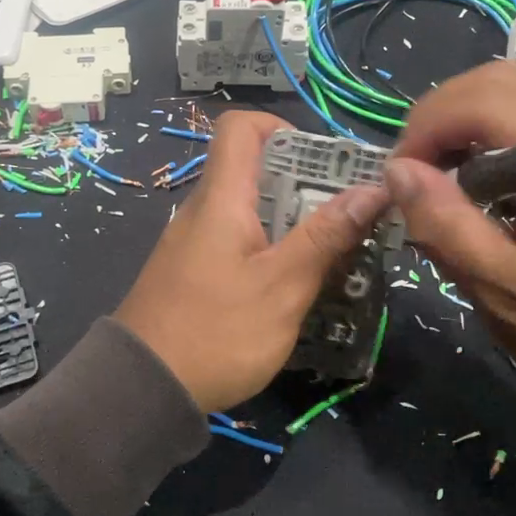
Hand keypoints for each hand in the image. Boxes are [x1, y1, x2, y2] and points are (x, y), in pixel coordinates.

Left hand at [116, 111, 389, 412]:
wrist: (143, 388)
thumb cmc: (216, 332)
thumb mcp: (282, 287)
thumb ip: (325, 237)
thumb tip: (372, 189)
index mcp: (220, 198)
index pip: (240, 127)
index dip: (282, 129)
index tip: (322, 164)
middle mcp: (202, 210)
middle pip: (252, 170)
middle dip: (304, 185)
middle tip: (348, 218)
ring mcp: (192, 243)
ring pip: (248, 211)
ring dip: (291, 223)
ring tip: (334, 254)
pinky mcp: (191, 273)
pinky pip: (235, 243)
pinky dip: (269, 250)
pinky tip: (295, 285)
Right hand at [385, 63, 515, 417]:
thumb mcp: (507, 296)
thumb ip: (449, 229)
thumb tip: (396, 172)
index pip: (491, 101)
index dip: (431, 125)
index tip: (399, 177)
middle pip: (502, 81)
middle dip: (441, 115)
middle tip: (412, 171)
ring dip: (462, 123)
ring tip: (437, 177)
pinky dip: (488, 136)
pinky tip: (475, 183)